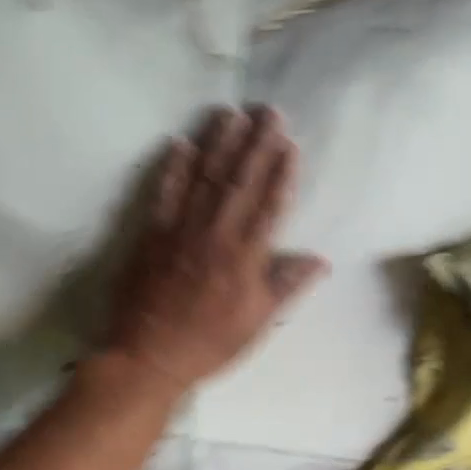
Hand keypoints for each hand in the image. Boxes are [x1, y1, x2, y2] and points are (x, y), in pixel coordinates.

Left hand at [102, 105, 328, 391]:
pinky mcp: (152, 234)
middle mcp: (216, 233)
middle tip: (268, 111)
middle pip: (240, 180)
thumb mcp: (259, 321)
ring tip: (230, 113)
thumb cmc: (211, 344)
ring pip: (205, 178)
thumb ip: (288, 284)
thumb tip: (321, 259)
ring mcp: (181, 230)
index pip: (270, 204)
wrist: (149, 358)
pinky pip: (164, 193)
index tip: (290, 142)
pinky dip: (172, 168)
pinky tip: (180, 142)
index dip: (281, 171)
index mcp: (246, 256)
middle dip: (256, 143)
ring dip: (219, 143)